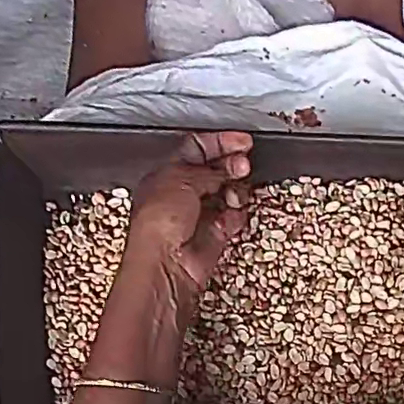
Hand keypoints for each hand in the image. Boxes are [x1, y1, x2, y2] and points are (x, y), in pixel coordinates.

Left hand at [126, 131, 252, 292]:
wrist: (165, 262)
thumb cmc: (159, 221)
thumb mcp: (182, 179)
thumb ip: (209, 170)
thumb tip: (227, 167)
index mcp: (168, 174)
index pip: (197, 149)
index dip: (219, 142)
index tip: (242, 141)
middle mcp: (184, 194)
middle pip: (215, 171)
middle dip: (232, 165)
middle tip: (244, 165)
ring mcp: (200, 216)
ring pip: (227, 194)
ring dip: (236, 191)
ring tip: (236, 194)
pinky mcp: (214, 236)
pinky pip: (233, 219)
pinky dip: (237, 216)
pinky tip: (234, 213)